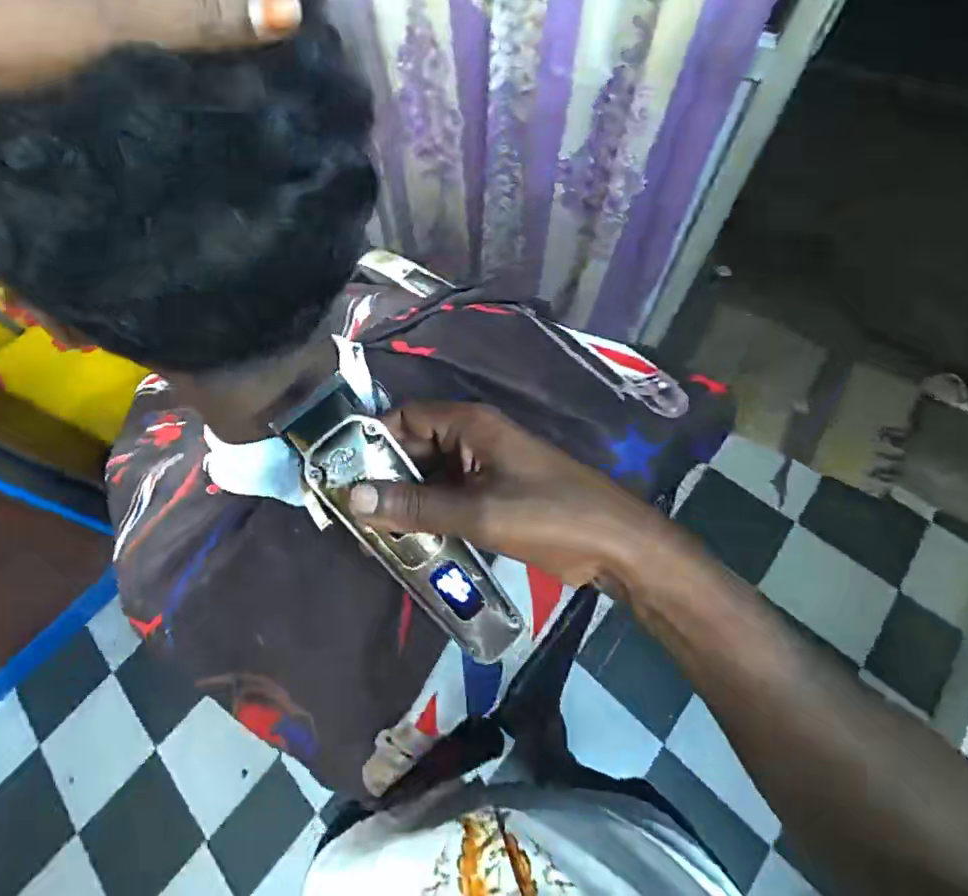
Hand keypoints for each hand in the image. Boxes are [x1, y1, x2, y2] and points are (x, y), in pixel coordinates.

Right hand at [348, 402, 686, 589]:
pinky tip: (407, 539)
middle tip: (355, 510)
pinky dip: (427, 512)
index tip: (346, 472)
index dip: (373, 439)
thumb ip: (415, 506)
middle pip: (414, 447)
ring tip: (373, 530)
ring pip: (429, 475)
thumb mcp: (478, 512)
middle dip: (385, 475)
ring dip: (405, 498)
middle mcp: (473, 438)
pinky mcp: (493, 493)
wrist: (622, 550)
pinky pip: (447, 495)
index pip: (405, 417)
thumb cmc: (552, 516)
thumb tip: (354, 499)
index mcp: (470, 424)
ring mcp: (484, 467)